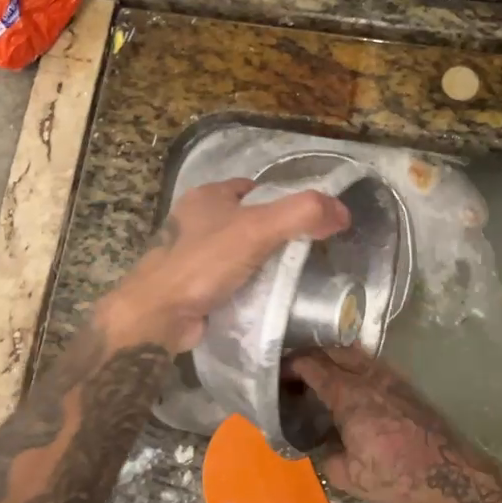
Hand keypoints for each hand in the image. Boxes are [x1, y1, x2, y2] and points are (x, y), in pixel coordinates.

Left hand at [100, 179, 349, 351]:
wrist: (158, 314)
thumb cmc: (203, 261)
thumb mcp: (258, 229)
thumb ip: (302, 215)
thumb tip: (342, 211)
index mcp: (207, 197)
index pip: (252, 188)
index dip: (281, 199)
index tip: (308, 221)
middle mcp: (195, 222)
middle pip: (246, 221)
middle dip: (273, 235)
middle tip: (305, 253)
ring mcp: (191, 256)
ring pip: (238, 254)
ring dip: (261, 265)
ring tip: (292, 278)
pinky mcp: (192, 287)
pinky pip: (229, 282)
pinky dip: (247, 289)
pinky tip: (266, 300)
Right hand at [290, 347, 501, 502]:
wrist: (449, 472)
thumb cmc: (397, 476)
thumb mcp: (349, 477)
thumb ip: (325, 458)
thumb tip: (317, 447)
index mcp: (349, 396)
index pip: (312, 366)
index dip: (290, 366)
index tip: (277, 373)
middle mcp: (368, 378)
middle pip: (332, 351)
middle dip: (309, 355)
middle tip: (294, 369)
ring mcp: (390, 378)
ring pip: (354, 353)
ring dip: (333, 356)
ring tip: (319, 371)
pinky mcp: (405, 385)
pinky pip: (371, 363)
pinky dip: (353, 364)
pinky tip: (349, 380)